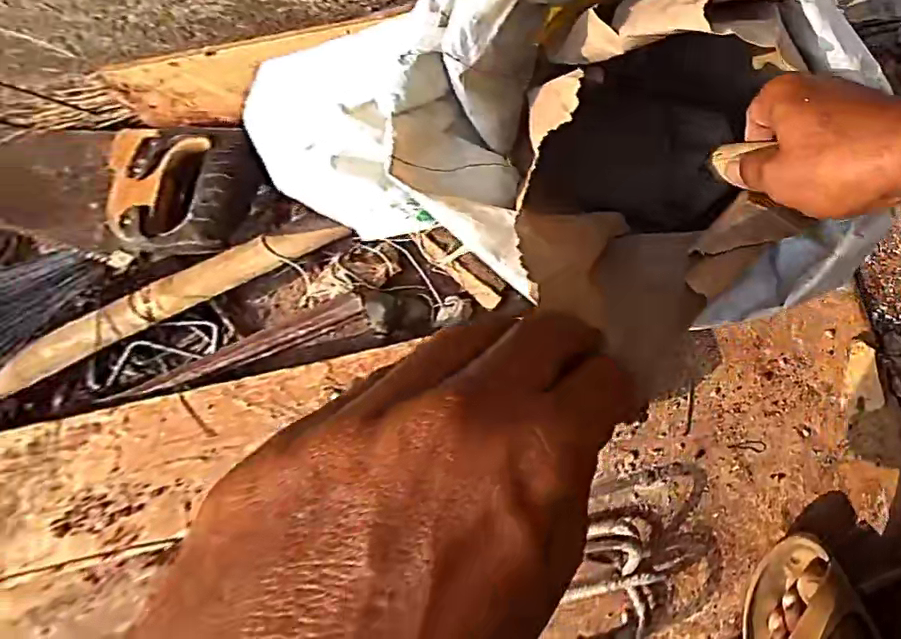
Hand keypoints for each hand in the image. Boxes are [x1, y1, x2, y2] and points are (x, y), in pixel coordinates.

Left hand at [133, 312, 633, 638]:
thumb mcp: (545, 569)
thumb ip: (569, 478)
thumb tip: (573, 430)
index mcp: (534, 450)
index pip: (605, 373)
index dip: (614, 387)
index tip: (608, 398)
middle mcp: (458, 415)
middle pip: (543, 330)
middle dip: (570, 348)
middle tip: (567, 373)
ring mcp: (365, 423)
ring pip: (460, 340)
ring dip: (493, 362)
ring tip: (487, 399)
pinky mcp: (285, 447)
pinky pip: (372, 391)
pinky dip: (411, 402)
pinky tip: (406, 445)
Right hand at [735, 74, 900, 217]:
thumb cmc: (839, 165)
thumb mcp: (780, 179)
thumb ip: (750, 171)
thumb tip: (729, 163)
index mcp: (782, 90)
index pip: (751, 124)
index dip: (757, 158)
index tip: (772, 182)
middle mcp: (816, 84)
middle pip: (789, 131)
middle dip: (793, 163)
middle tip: (803, 191)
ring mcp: (851, 97)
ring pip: (822, 139)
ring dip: (824, 166)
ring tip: (837, 190)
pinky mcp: (879, 114)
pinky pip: (852, 142)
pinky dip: (852, 162)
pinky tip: (862, 181)